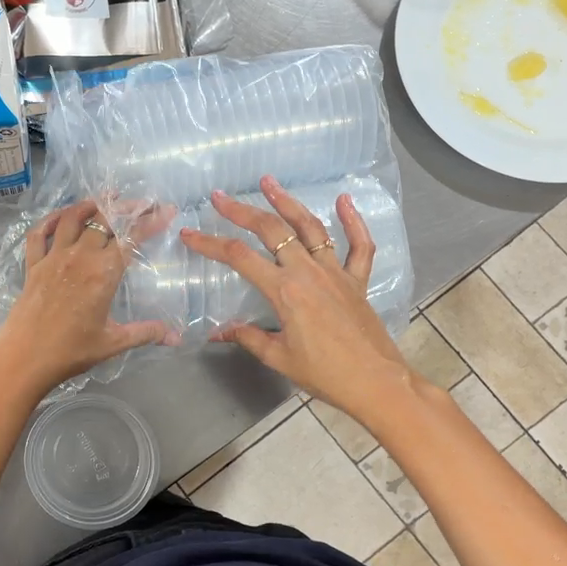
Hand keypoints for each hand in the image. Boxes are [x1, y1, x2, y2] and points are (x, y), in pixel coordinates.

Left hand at [0, 202, 172, 399]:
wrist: (24, 359)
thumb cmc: (71, 352)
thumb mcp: (112, 342)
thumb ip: (145, 333)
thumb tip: (176, 337)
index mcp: (103, 274)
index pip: (131, 238)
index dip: (150, 221)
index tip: (165, 211)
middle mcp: (79, 258)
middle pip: (104, 221)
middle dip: (126, 208)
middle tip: (140, 204)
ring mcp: (53, 259)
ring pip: (72, 219)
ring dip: (89, 205)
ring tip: (103, 200)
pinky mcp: (32, 266)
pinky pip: (39, 234)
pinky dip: (50, 220)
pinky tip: (60, 216)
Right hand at [179, 176, 414, 421]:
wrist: (377, 383)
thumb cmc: (324, 374)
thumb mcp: (279, 358)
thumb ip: (249, 337)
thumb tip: (221, 331)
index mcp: (284, 290)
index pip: (239, 258)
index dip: (210, 243)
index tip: (189, 234)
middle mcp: (309, 272)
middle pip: (272, 230)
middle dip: (242, 211)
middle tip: (221, 197)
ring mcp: (336, 272)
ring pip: (310, 227)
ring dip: (288, 202)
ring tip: (269, 182)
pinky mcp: (358, 281)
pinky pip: (359, 246)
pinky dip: (353, 221)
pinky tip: (344, 200)